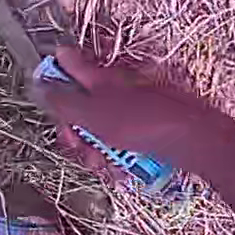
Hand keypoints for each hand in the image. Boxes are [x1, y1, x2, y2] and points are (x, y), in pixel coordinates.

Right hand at [31, 47, 234, 171]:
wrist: (195, 141)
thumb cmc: (142, 124)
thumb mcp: (94, 114)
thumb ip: (64, 102)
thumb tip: (40, 83)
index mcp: (101, 79)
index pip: (69, 65)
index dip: (54, 77)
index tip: (49, 98)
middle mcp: (116, 89)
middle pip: (82, 108)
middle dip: (76, 132)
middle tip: (79, 146)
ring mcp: (133, 109)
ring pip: (101, 130)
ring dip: (96, 151)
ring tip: (105, 165)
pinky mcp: (147, 129)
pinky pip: (122, 143)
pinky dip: (118, 157)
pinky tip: (122, 169)